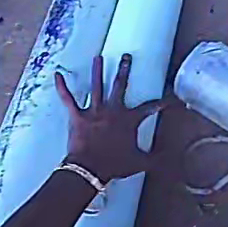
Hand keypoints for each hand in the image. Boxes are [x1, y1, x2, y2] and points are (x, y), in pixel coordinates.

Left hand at [56, 54, 169, 182]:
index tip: (167, 99)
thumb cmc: (115, 165)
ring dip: (97, 71)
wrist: (90, 169)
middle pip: (120, 85)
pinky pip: (68, 99)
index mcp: (128, 120)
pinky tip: (58, 74)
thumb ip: (155, 157)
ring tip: (98, 58)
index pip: (148, 108)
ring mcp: (94, 111)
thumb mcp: (140, 162)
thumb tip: (169, 156)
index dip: (160, 103)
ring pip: (96, 86)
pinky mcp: (77, 116)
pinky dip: (62, 87)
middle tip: (126, 57)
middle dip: (124, 70)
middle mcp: (112, 110)